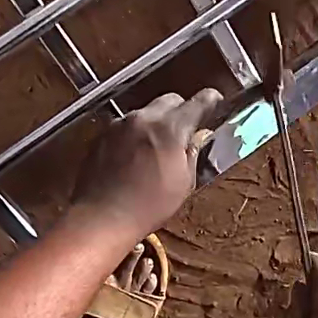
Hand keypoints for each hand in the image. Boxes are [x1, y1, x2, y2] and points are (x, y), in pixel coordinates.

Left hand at [69, 89, 223, 241]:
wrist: (102, 217)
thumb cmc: (147, 206)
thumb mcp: (183, 183)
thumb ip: (193, 153)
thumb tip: (198, 138)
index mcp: (170, 128)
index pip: (199, 102)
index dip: (211, 101)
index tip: (216, 103)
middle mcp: (143, 118)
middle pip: (170, 100)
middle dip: (182, 112)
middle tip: (187, 133)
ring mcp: (119, 124)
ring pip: (146, 113)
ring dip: (157, 124)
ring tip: (159, 150)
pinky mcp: (102, 135)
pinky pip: (126, 126)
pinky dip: (136, 134)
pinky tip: (136, 157)